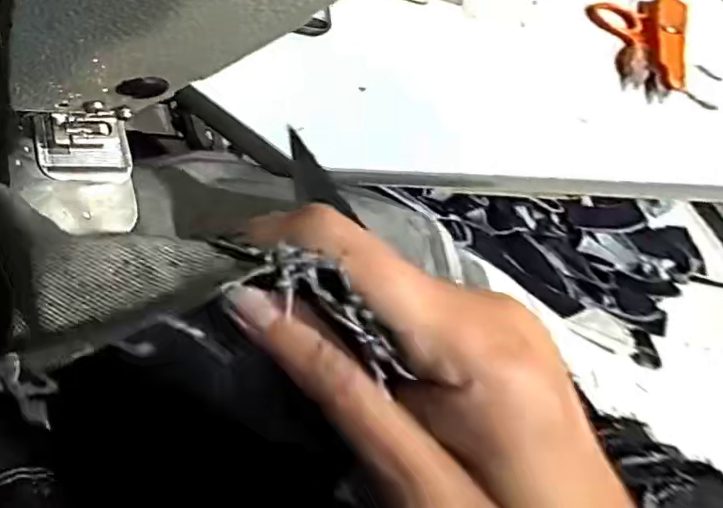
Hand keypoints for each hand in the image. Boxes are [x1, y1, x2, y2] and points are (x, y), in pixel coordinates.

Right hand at [228, 205, 629, 507]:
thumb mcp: (415, 484)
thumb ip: (330, 380)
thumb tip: (246, 299)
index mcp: (474, 336)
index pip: (345, 240)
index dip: (274, 239)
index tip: (228, 269)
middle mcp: (486, 303)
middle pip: (357, 254)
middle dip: (298, 281)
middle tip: (258, 326)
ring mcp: (493, 312)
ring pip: (373, 274)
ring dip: (327, 303)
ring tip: (304, 353)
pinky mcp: (490, 328)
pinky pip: (400, 298)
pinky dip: (360, 318)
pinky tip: (355, 361)